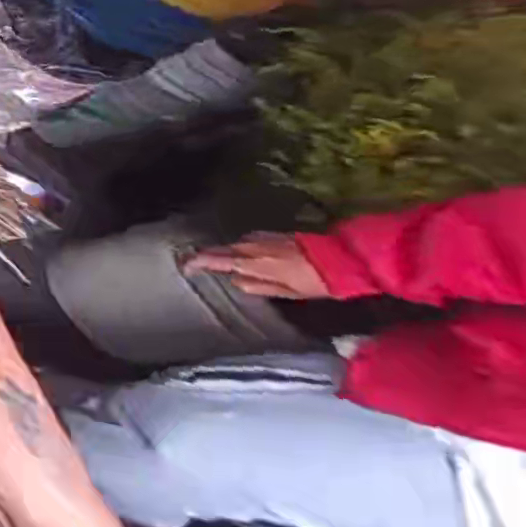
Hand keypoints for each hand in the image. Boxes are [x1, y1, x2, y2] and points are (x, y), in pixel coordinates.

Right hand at [182, 232, 328, 298]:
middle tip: (200, 264)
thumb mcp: (288, 292)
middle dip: (207, 256)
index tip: (185, 267)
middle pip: (219, 249)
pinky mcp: (267, 234)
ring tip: (226, 262)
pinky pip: (246, 241)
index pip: (213, 259)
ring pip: (233, 245)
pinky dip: (242, 248)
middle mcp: (248, 246)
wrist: (340, 259)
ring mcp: (257, 237)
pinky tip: (250, 255)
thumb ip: (257, 286)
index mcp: (250, 263)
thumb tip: (235, 280)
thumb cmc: (314, 282)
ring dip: (227, 252)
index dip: (196, 262)